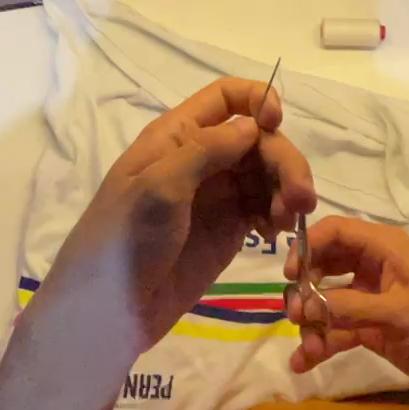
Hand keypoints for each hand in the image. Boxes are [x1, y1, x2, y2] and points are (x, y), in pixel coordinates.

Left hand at [33, 77, 315, 358]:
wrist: (107, 313)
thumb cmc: (123, 240)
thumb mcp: (159, 188)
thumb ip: (206, 150)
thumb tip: (252, 126)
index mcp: (178, 135)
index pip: (225, 96)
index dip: (256, 98)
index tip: (276, 121)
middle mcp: (201, 157)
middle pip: (257, 139)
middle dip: (283, 160)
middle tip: (301, 199)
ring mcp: (217, 194)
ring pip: (266, 173)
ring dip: (287, 188)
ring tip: (290, 221)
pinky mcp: (228, 228)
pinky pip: (264, 206)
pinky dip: (279, 213)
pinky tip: (277, 233)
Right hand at [283, 217, 408, 396]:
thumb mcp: (400, 312)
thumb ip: (351, 306)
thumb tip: (305, 304)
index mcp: (384, 248)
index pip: (337, 231)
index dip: (309, 246)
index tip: (290, 273)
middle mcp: (373, 267)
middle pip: (325, 265)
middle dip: (305, 288)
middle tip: (295, 314)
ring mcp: (370, 298)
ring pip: (327, 300)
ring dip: (312, 322)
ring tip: (308, 348)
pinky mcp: (371, 328)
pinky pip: (337, 330)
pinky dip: (320, 344)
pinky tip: (302, 363)